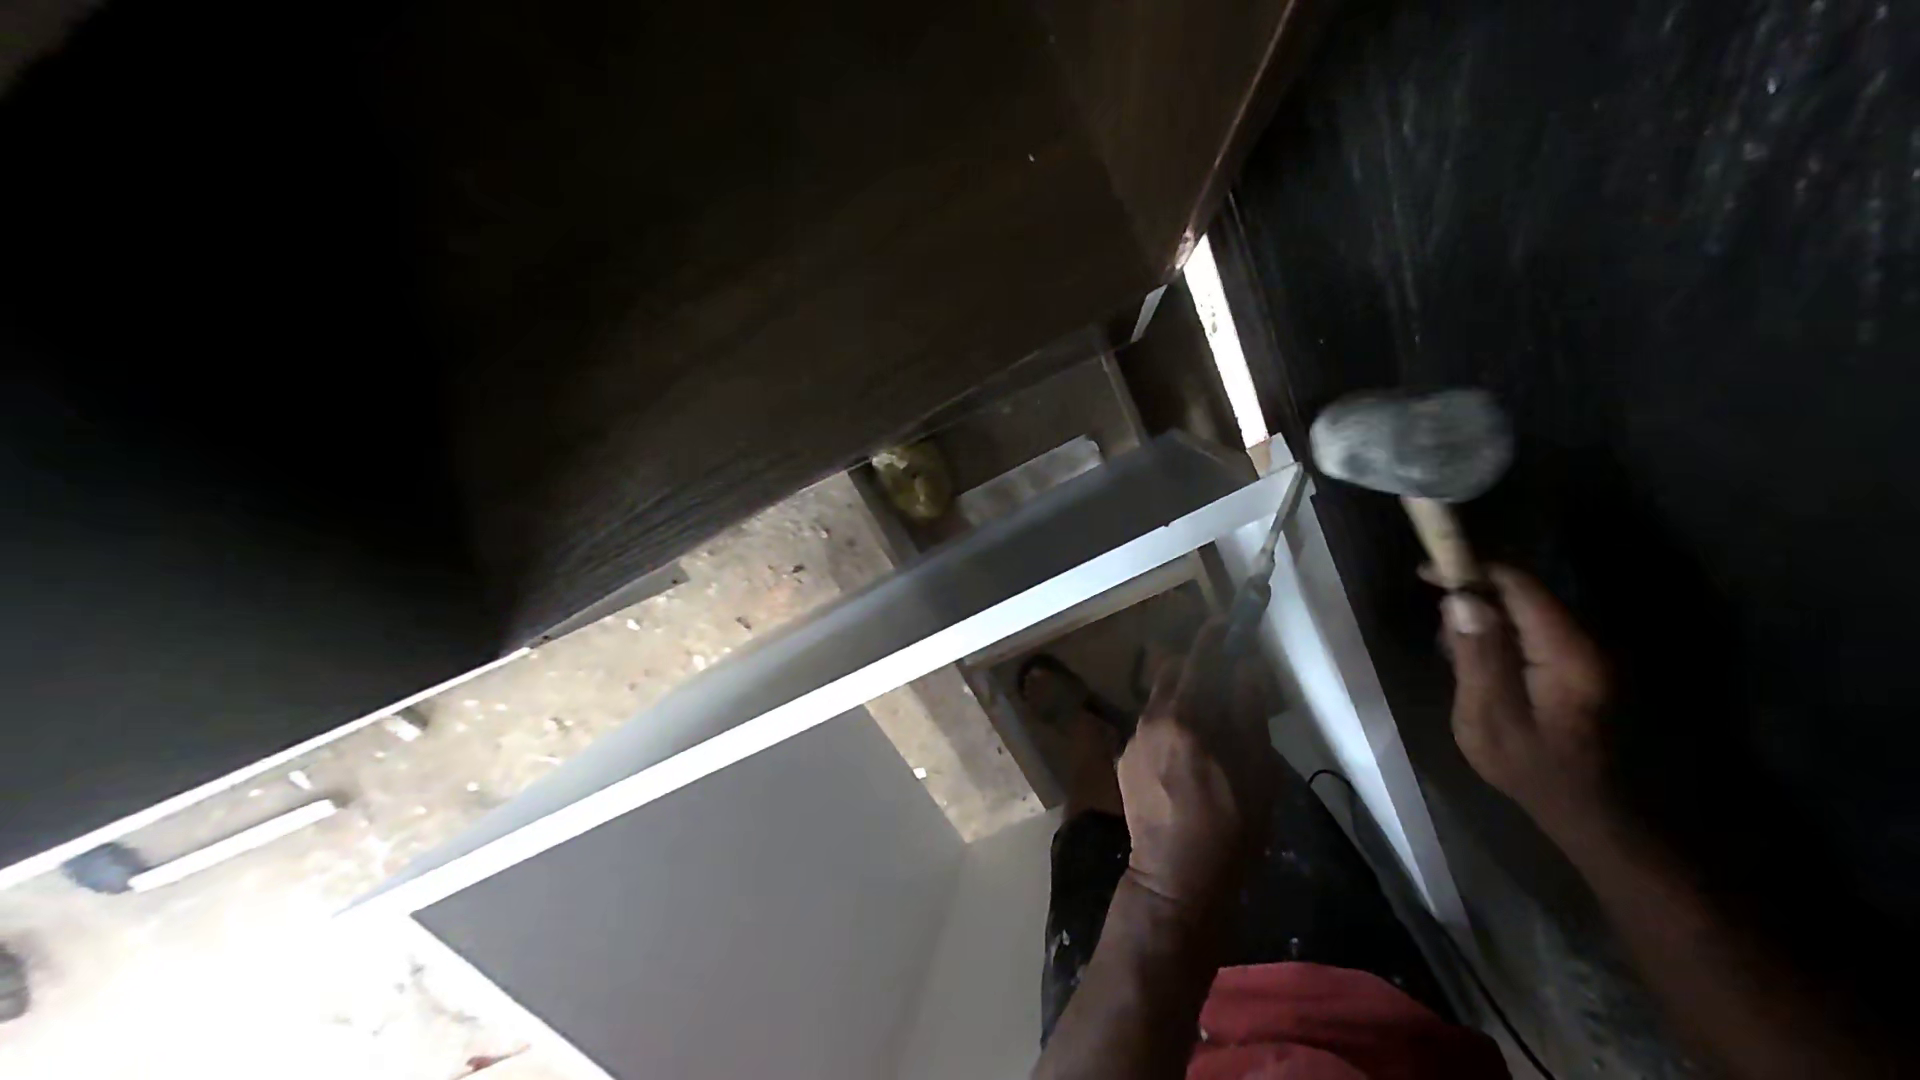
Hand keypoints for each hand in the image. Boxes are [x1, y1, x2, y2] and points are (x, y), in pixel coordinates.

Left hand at [1117, 621, 1271, 914]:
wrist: (1178, 874)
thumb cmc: (1232, 826)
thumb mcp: (1258, 770)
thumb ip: (1249, 711)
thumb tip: (1245, 668)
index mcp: (1188, 716)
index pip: (1201, 658)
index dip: (1215, 635)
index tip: (1227, 621)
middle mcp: (1152, 717)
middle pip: (1172, 671)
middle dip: (1198, 662)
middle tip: (1224, 670)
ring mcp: (1133, 737)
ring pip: (1158, 697)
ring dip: (1182, 692)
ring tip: (1208, 713)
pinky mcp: (1124, 756)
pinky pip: (1149, 723)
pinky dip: (1170, 719)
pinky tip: (1187, 746)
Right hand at [1437, 566, 1613, 842]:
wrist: (1584, 810)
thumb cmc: (1529, 767)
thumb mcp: (1488, 715)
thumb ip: (1476, 655)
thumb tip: (1461, 599)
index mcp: (1565, 654)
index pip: (1520, 589)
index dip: (1473, 571)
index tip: (1427, 572)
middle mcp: (1583, 645)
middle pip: (1524, 595)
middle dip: (1473, 594)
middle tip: (1433, 616)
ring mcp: (1582, 656)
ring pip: (1525, 612)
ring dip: (1482, 615)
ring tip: (1449, 646)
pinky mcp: (1573, 667)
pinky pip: (1529, 632)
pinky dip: (1496, 633)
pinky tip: (1474, 659)